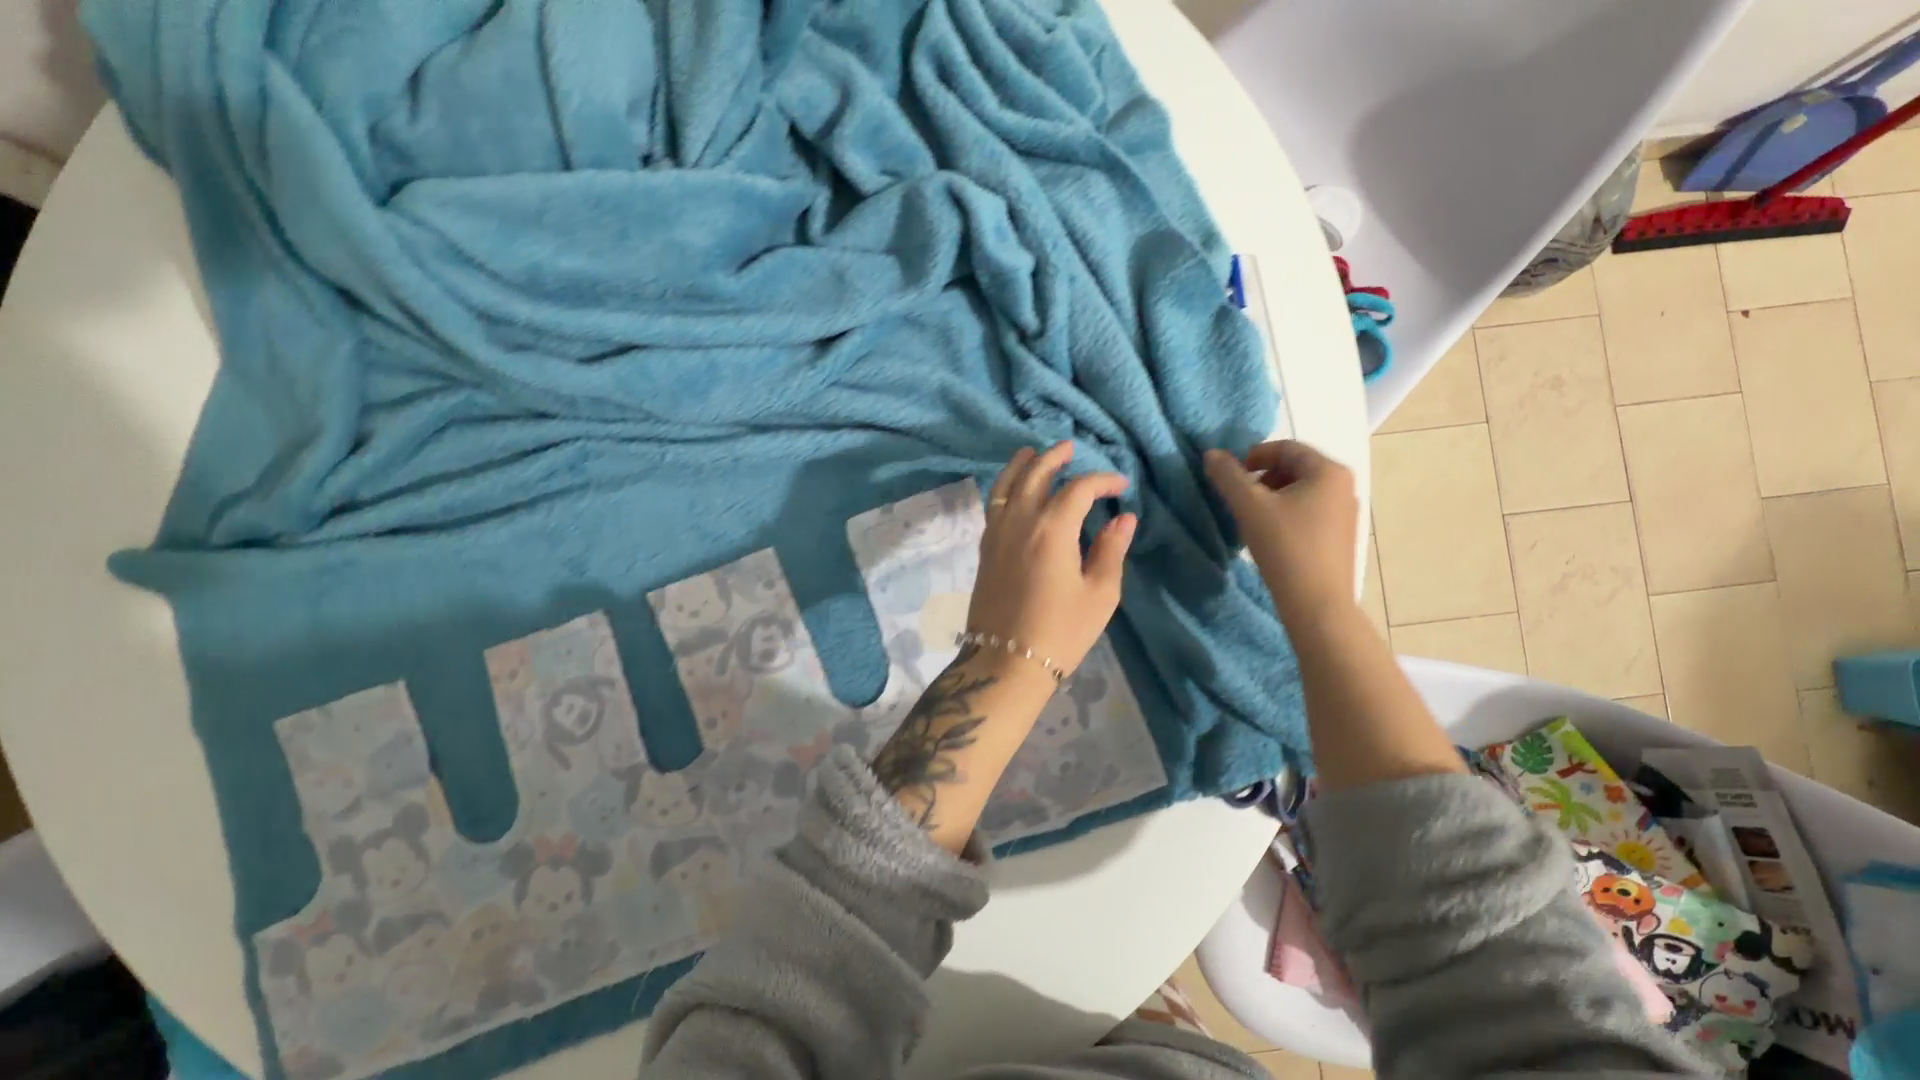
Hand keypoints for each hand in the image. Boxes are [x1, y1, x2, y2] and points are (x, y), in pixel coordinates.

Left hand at [968, 443, 1135, 678]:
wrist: (1006, 663)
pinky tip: (1014, 491)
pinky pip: (994, 505)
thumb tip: (1123, 518)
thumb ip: (1111, 550)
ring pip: (1005, 485)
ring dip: (1021, 465)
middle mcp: (1019, 522)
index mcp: (1052, 529)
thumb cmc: (1061, 631)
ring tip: (1032, 453)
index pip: (1078, 489)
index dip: (1101, 481)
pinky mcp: (985, 550)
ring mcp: (996, 534)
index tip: (1120, 486)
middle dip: (1054, 458)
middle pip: (1034, 475)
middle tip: (1070, 448)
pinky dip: (1005, 488)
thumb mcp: (1100, 594)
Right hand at [1204, 441, 1357, 621]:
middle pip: (1296, 468)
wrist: (1318, 605)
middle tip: (1241, 499)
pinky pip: (1311, 512)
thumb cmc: (1285, 548)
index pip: (1286, 447)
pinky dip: (1288, 514)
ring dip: (1273, 497)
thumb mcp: (1250, 507)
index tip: (1231, 477)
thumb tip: (1211, 454)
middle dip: (1263, 478)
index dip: (1253, 456)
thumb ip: (1228, 475)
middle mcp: (1345, 486)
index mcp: (1329, 471)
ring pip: (1302, 491)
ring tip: (1253, 519)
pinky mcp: (1343, 537)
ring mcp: (1347, 513)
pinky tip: (1272, 538)